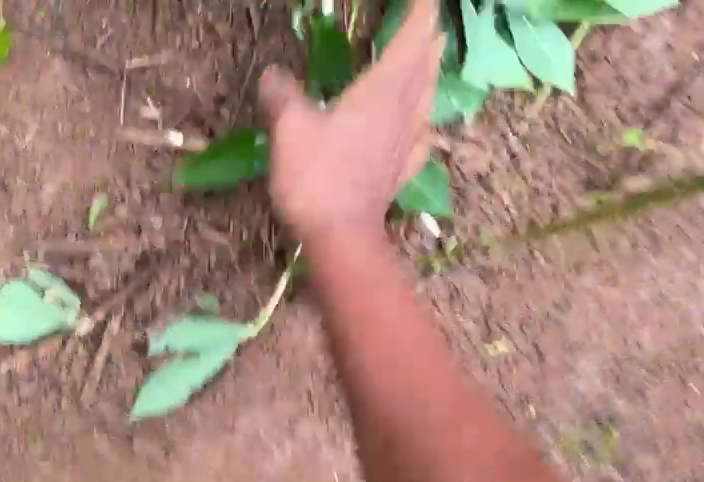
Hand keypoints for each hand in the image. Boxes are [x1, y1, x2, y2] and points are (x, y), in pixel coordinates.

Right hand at [260, 0, 442, 240]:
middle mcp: (402, 111)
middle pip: (424, 66)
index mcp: (381, 91)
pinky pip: (420, 141)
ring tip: (431, 64)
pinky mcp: (398, 175)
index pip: (410, 39)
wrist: (340, 237)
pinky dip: (423, 126)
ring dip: (430, 76)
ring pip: (426, 100)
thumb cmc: (317, 178)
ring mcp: (405, 145)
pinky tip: (423, 130)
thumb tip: (272, 74)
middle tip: (431, 25)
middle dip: (427, 41)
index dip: (419, 14)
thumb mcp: (290, 131)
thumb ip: (283, 98)